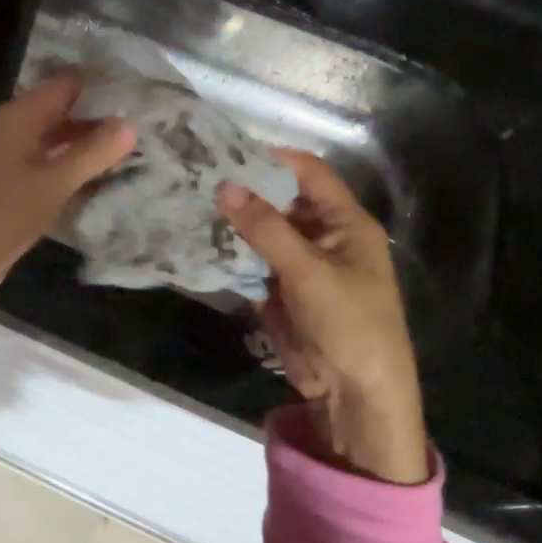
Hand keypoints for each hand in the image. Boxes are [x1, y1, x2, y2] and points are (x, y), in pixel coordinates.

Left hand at [0, 71, 135, 302]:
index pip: (65, 83)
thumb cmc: (6, 214)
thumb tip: (130, 124)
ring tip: (131, 144)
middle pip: (59, 107)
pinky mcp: (7, 176)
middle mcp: (8, 125)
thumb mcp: (56, 183)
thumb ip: (93, 152)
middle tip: (143, 119)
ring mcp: (5, 151)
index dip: (101, 84)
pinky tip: (98, 171)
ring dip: (85, 139)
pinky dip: (68, 160)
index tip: (138, 90)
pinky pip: (44, 157)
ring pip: (53, 134)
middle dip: (97, 113)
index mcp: (16, 116)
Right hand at [219, 150, 429, 484]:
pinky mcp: (278, 289)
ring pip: (259, 230)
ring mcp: (298, 263)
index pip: (308, 173)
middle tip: (194, 173)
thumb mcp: (308, 271)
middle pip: (279, 200)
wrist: (355, 393)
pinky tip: (195, 239)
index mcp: (346, 223)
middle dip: (242, 188)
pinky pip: (249, 261)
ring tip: (186, 201)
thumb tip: (223, 185)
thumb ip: (265, 227)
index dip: (270, 158)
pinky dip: (227, 251)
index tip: (224, 149)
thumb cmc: (349, 323)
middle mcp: (322, 235)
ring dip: (229, 221)